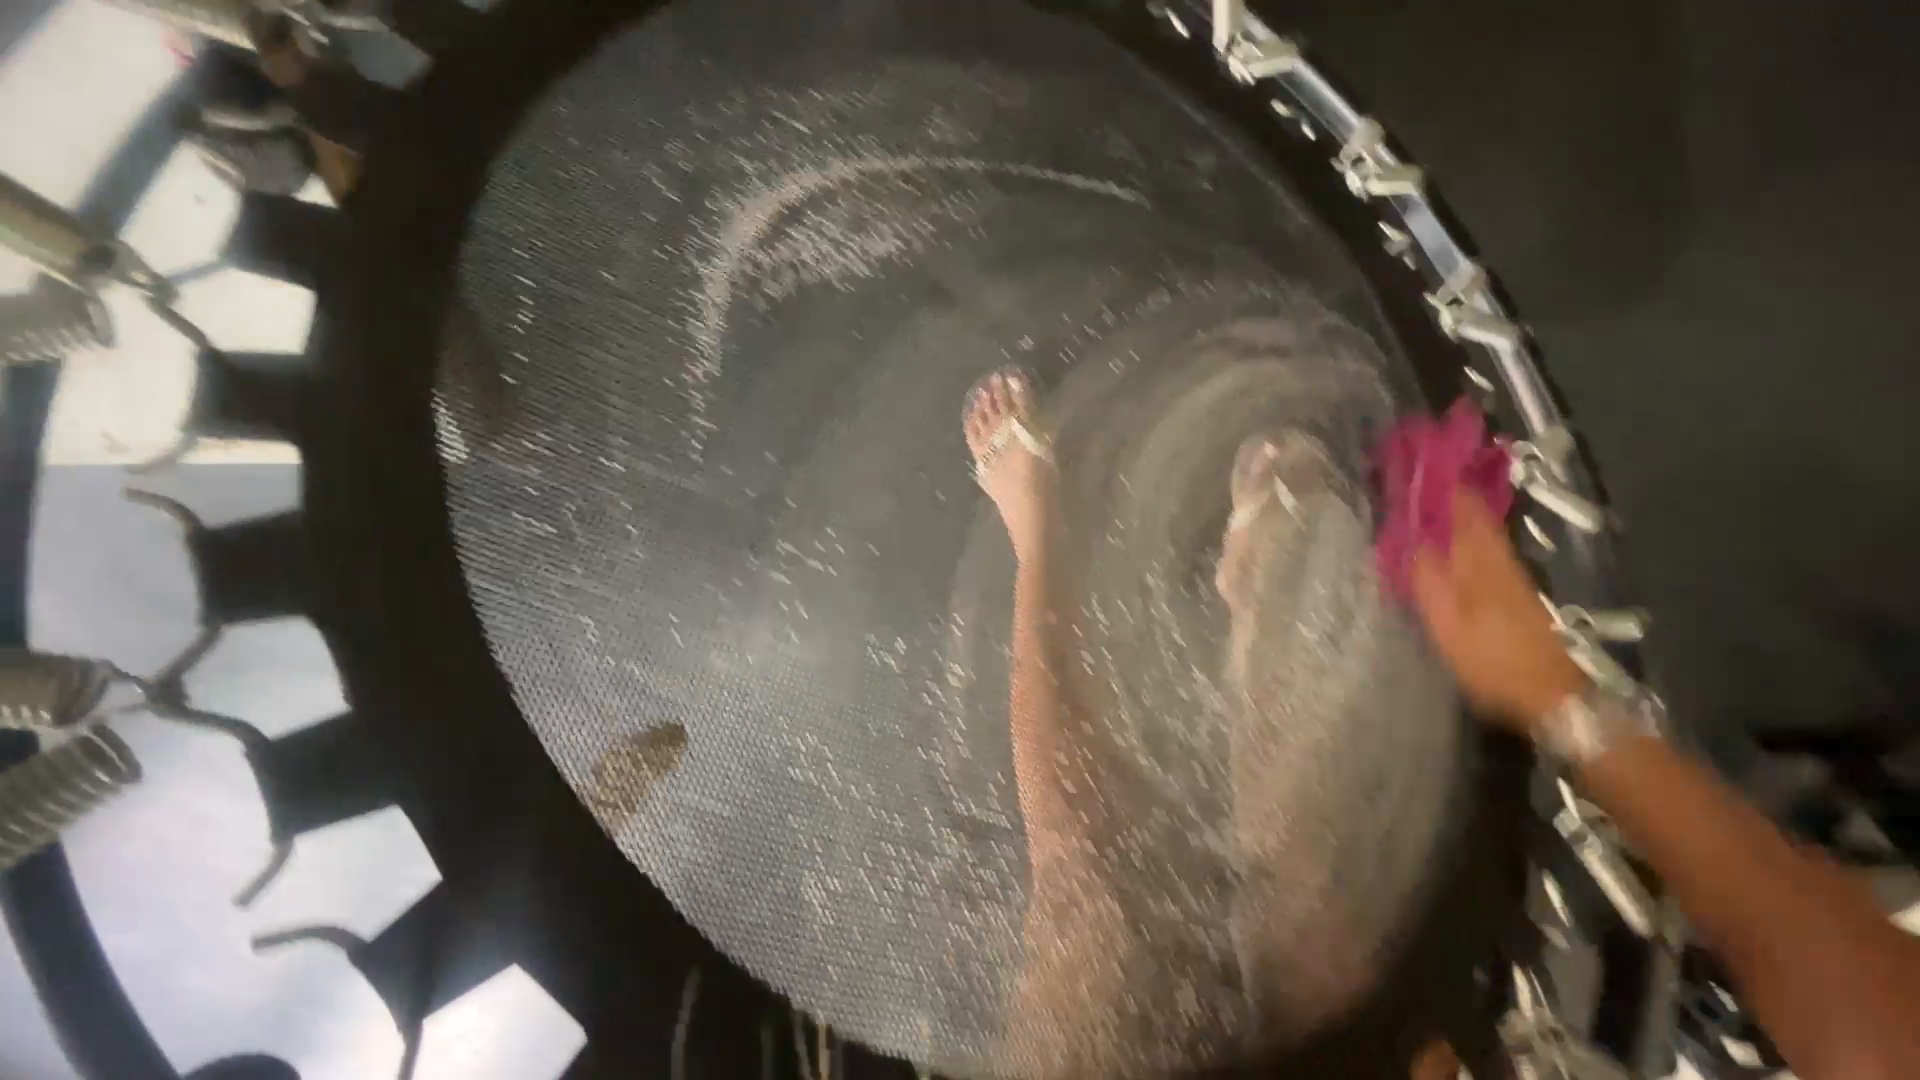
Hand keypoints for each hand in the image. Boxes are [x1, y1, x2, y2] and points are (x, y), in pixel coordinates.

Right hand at [1409, 491, 1587, 733]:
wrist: (1552, 696)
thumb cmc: (1492, 660)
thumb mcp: (1448, 624)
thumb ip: (1428, 580)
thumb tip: (1410, 539)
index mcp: (1481, 563)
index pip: (1464, 511)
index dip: (1447, 484)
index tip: (1426, 458)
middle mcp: (1499, 561)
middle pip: (1477, 517)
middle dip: (1455, 492)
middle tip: (1430, 469)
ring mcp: (1512, 577)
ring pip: (1484, 532)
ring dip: (1463, 511)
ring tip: (1439, 494)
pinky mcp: (1517, 594)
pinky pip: (1489, 550)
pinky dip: (1472, 534)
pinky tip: (1461, 537)